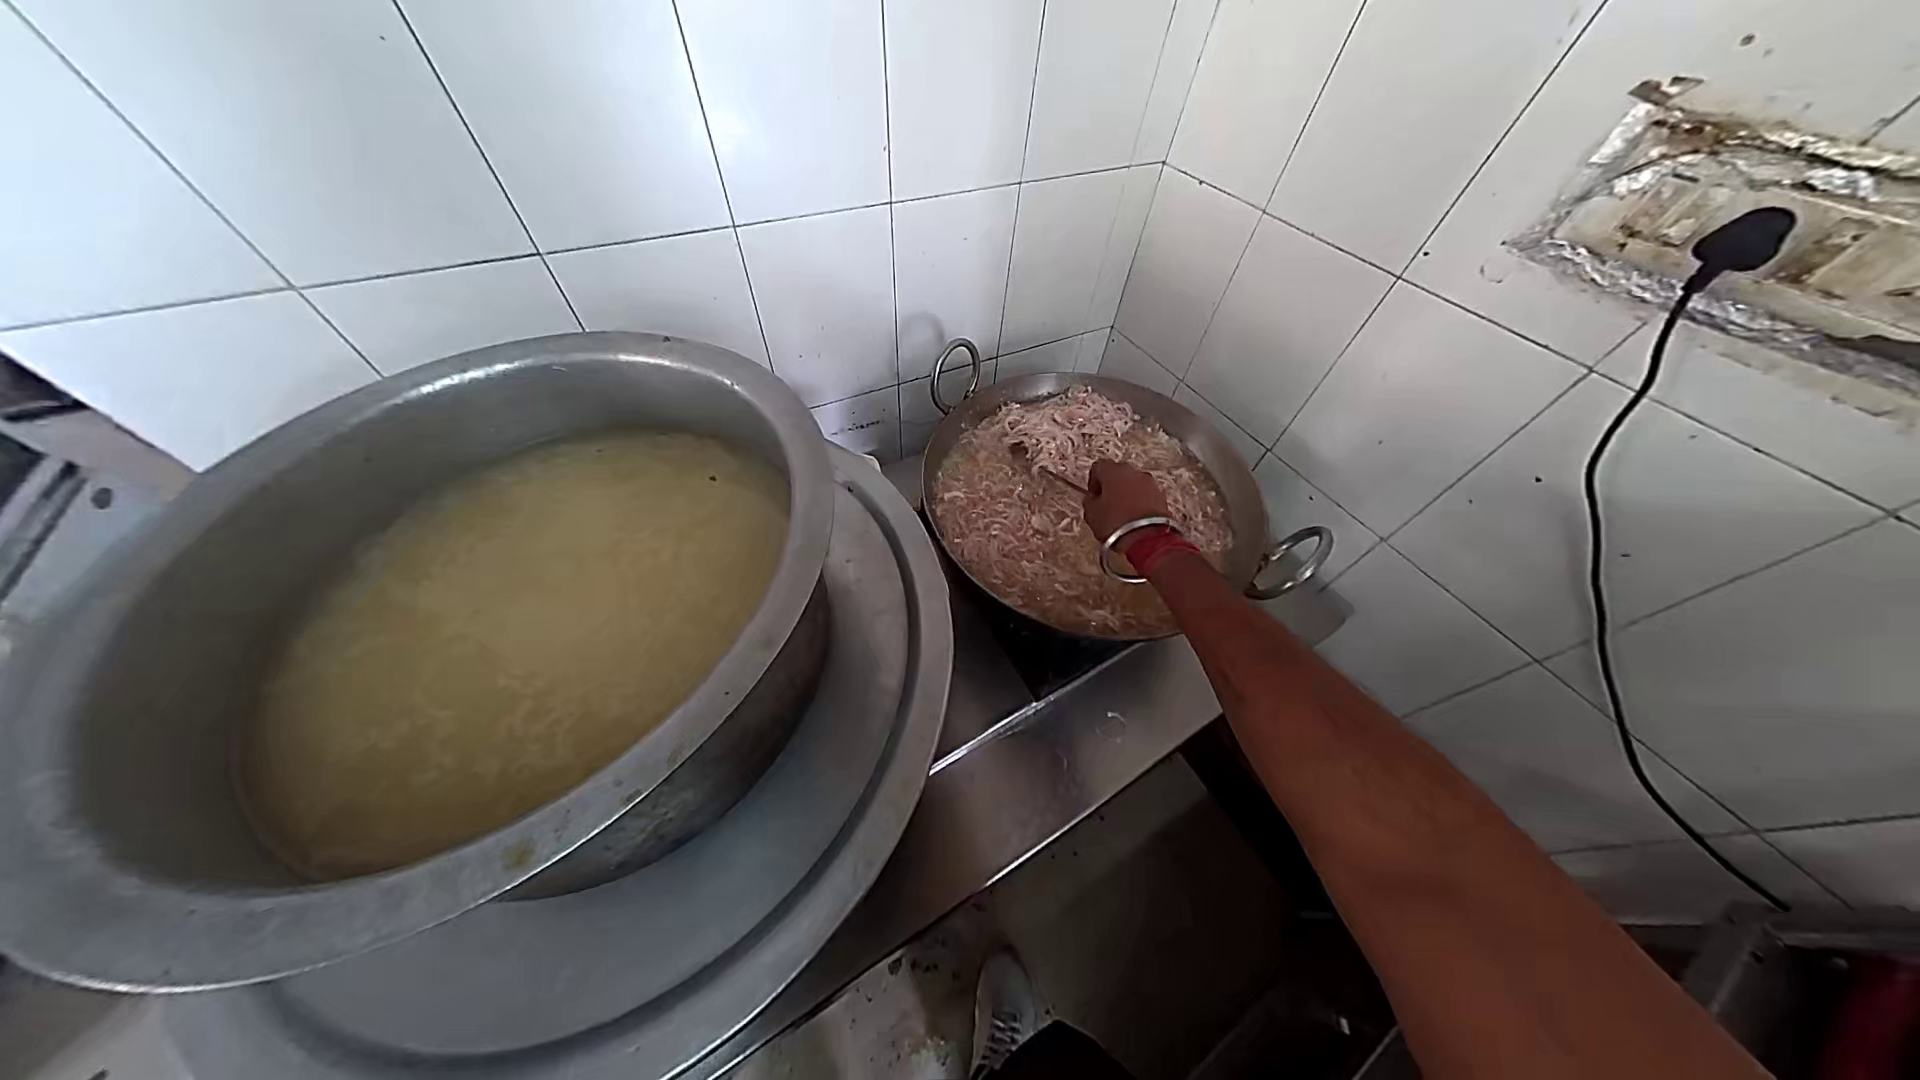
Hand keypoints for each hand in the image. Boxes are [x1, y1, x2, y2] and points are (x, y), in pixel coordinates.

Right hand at [1083, 460, 1168, 550]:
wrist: (1147, 538)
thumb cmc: (1116, 523)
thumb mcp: (1092, 514)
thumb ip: (1090, 501)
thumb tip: (1092, 499)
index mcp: (1113, 471)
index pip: (1098, 466)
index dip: (1093, 481)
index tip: (1093, 494)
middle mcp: (1133, 472)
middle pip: (1118, 473)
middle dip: (1111, 485)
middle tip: (1106, 502)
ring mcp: (1150, 483)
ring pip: (1134, 483)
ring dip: (1127, 492)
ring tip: (1121, 512)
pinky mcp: (1162, 496)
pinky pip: (1146, 494)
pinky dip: (1140, 501)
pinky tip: (1134, 517)